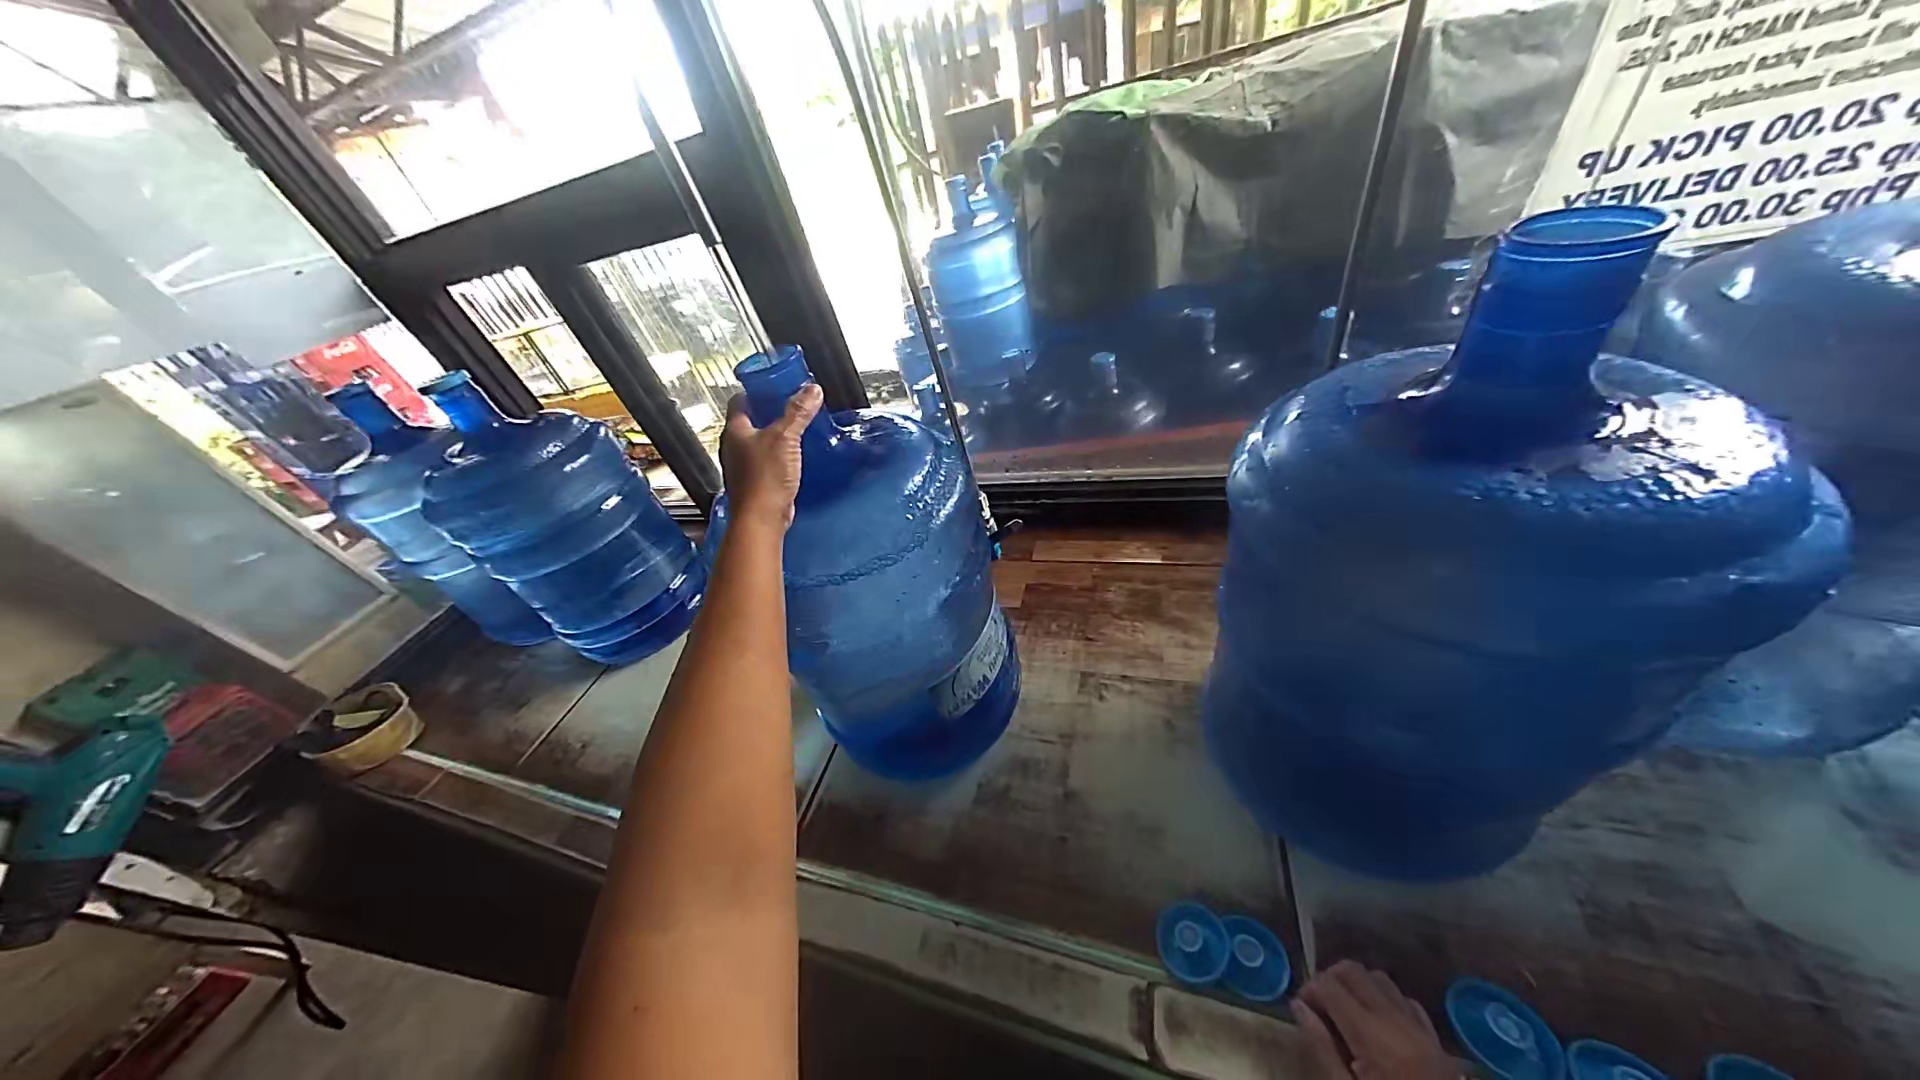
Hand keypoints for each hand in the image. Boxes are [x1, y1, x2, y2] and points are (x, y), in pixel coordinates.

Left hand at [720, 383, 821, 529]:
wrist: (761, 517)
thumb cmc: (767, 475)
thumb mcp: (786, 438)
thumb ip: (798, 413)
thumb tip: (813, 389)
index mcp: (734, 431)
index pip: (739, 401)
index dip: (755, 392)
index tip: (774, 388)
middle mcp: (732, 447)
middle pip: (748, 422)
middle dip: (767, 414)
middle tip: (790, 408)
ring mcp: (740, 466)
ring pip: (755, 443)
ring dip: (772, 436)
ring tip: (794, 430)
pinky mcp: (753, 483)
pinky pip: (763, 461)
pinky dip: (776, 455)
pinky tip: (792, 457)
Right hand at [1292, 961, 1456, 1079]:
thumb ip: (1321, 1047)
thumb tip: (1299, 1007)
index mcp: (1367, 1031)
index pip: (1327, 984)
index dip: (1309, 991)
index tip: (1305, 1011)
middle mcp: (1391, 1016)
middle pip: (1352, 970)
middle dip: (1331, 979)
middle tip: (1323, 1007)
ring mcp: (1416, 1025)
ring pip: (1379, 978)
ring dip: (1359, 986)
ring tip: (1350, 1013)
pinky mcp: (1434, 1038)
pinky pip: (1406, 1001)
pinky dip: (1387, 1001)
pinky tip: (1381, 1024)